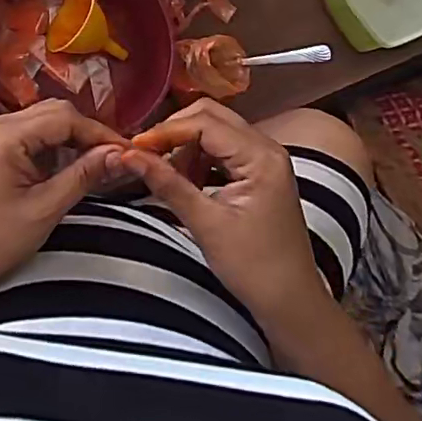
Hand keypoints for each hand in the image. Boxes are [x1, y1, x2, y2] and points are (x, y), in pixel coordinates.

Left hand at [0, 99, 128, 288]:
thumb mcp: (47, 208)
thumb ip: (83, 175)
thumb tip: (118, 154)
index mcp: (8, 134)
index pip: (65, 118)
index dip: (99, 132)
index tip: (128, 151)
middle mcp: (1, 123)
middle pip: (57, 111)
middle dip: (89, 131)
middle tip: (117, 155)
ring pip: (48, 118)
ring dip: (76, 135)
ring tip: (103, 158)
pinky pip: (37, 131)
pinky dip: (60, 142)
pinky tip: (77, 160)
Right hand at [121, 100, 328, 324]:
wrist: (292, 304)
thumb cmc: (254, 267)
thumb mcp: (205, 224)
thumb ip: (167, 183)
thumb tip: (129, 155)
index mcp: (261, 157)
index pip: (204, 123)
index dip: (165, 132)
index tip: (134, 147)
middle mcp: (266, 148)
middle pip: (210, 116)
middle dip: (174, 131)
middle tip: (146, 154)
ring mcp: (265, 158)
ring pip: (214, 129)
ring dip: (185, 144)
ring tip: (164, 172)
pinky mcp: (259, 171)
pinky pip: (221, 147)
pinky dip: (198, 156)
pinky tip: (185, 179)